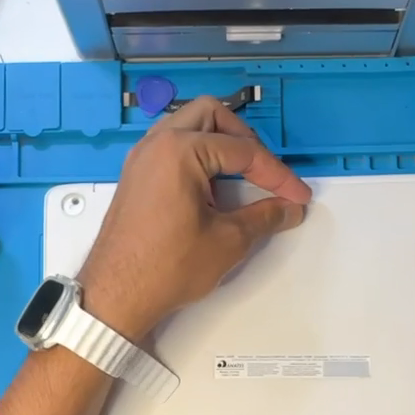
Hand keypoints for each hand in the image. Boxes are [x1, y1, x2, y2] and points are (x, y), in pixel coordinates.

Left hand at [76, 96, 311, 336]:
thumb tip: (289, 209)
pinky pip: (171, 148)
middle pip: (212, 117)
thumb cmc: (166, 268)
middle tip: (265, 174)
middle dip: (245, 141)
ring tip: (240, 179)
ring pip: (188, 127)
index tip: (297, 197)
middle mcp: (156, 144)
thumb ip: (264, 218)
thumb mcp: (227, 242)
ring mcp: (141, 159)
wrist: (117, 297)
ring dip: (219, 145)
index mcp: (179, 150)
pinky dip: (197, 158)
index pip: (242, 150)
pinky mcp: (135, 178)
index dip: (277, 175)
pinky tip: (211, 191)